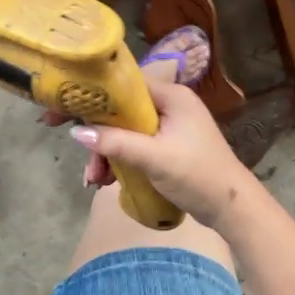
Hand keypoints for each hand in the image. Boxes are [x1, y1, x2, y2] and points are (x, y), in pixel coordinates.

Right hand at [68, 81, 266, 228]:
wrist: (232, 209)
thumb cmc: (198, 176)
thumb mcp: (154, 159)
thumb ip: (116, 143)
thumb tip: (77, 132)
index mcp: (171, 96)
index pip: (122, 85)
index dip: (90, 97)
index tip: (62, 111)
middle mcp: (169, 104)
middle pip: (120, 111)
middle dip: (98, 135)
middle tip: (77, 153)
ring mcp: (168, 125)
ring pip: (124, 131)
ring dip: (106, 153)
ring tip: (95, 179)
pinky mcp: (167, 146)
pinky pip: (133, 146)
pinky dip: (119, 160)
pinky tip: (107, 180)